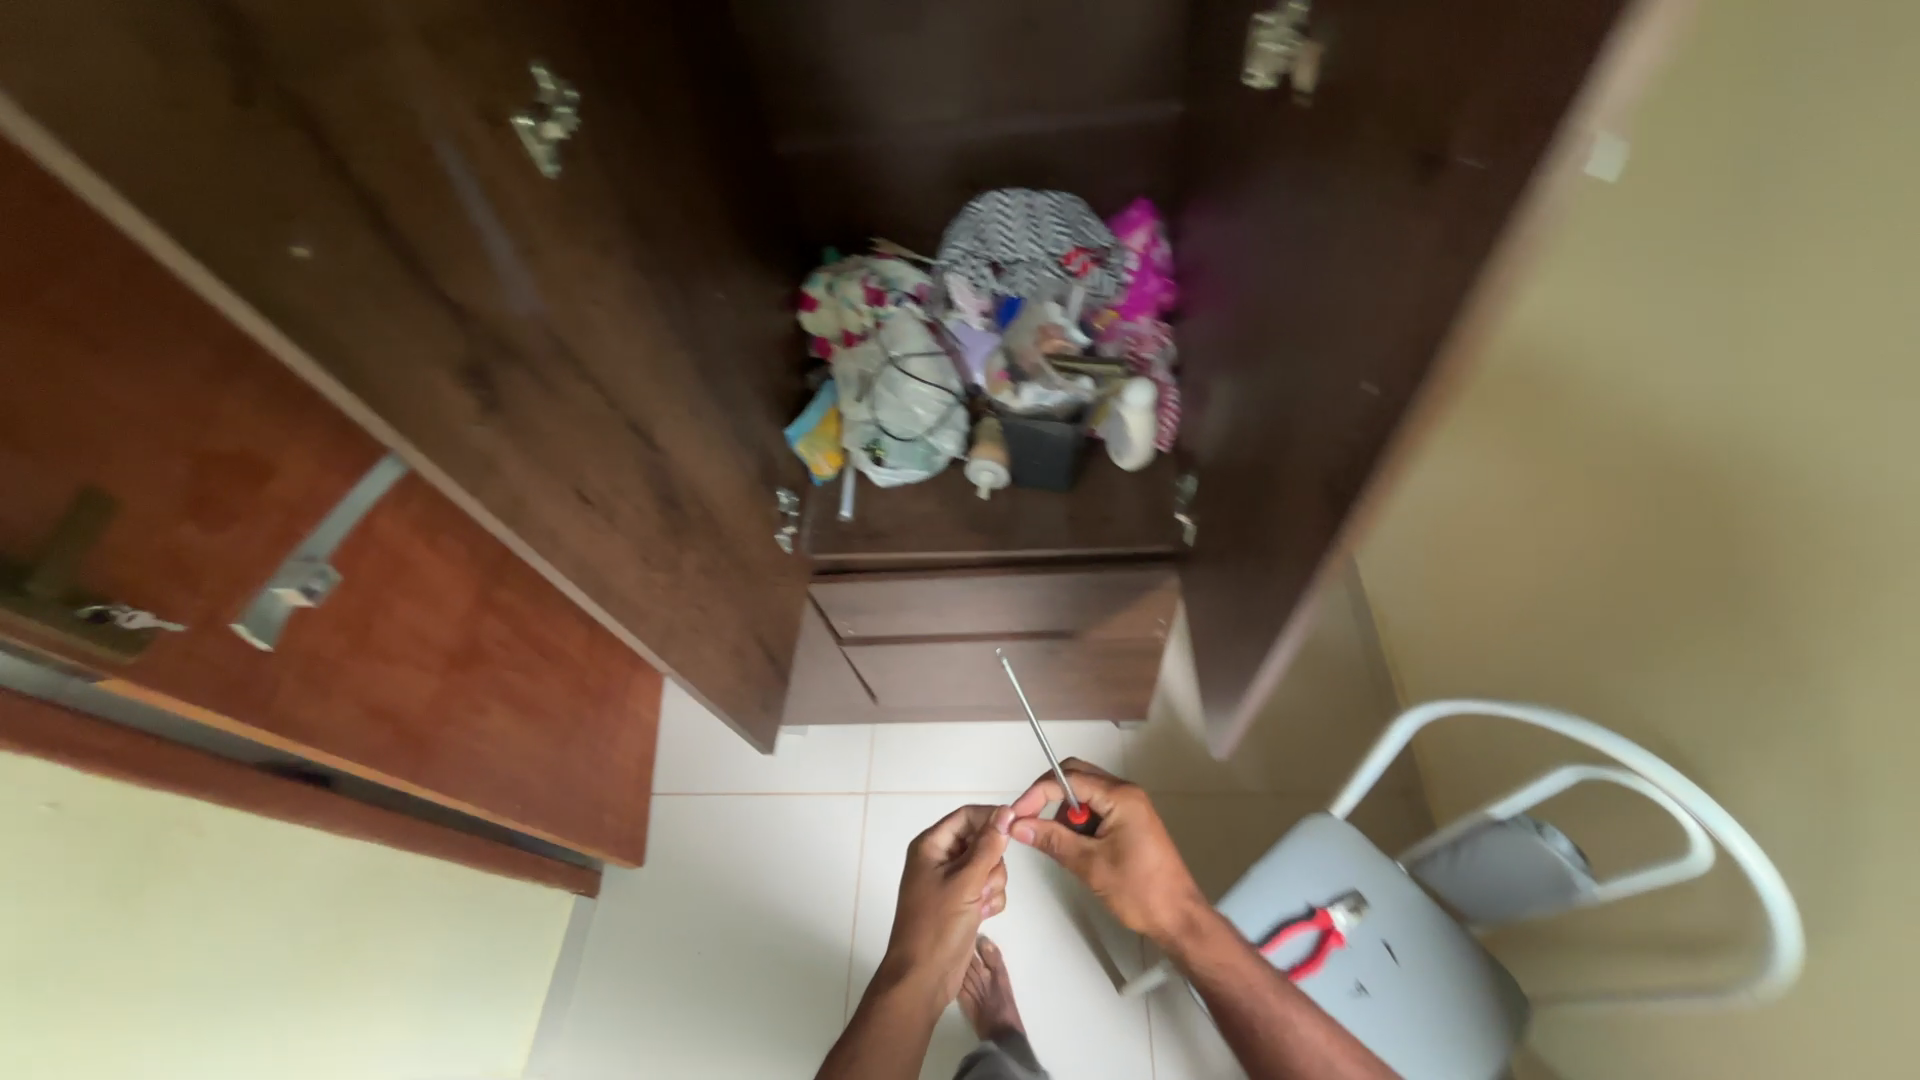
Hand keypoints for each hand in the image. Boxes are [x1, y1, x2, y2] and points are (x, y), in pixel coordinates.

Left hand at [880, 804, 1013, 1004]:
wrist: (924, 978)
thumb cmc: (937, 925)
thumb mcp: (965, 881)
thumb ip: (988, 845)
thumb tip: (1006, 811)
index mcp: (931, 845)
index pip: (967, 816)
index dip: (991, 818)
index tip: (1016, 827)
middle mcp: (941, 858)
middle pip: (981, 841)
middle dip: (991, 862)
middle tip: (981, 883)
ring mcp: (952, 881)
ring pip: (989, 865)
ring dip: (991, 884)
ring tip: (978, 904)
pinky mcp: (963, 902)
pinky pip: (988, 888)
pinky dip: (990, 900)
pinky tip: (982, 916)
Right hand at [1009, 760, 1207, 946]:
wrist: (1178, 917)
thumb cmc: (1138, 890)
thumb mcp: (1089, 865)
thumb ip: (1052, 840)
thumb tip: (1017, 826)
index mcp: (1120, 796)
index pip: (1068, 778)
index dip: (1037, 793)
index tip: (1016, 815)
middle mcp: (1125, 792)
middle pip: (1076, 776)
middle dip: (1049, 796)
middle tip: (1029, 821)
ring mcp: (1129, 806)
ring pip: (1084, 793)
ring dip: (1064, 812)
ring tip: (1058, 843)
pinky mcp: (1129, 821)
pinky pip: (1096, 809)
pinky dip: (1079, 823)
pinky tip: (1076, 847)